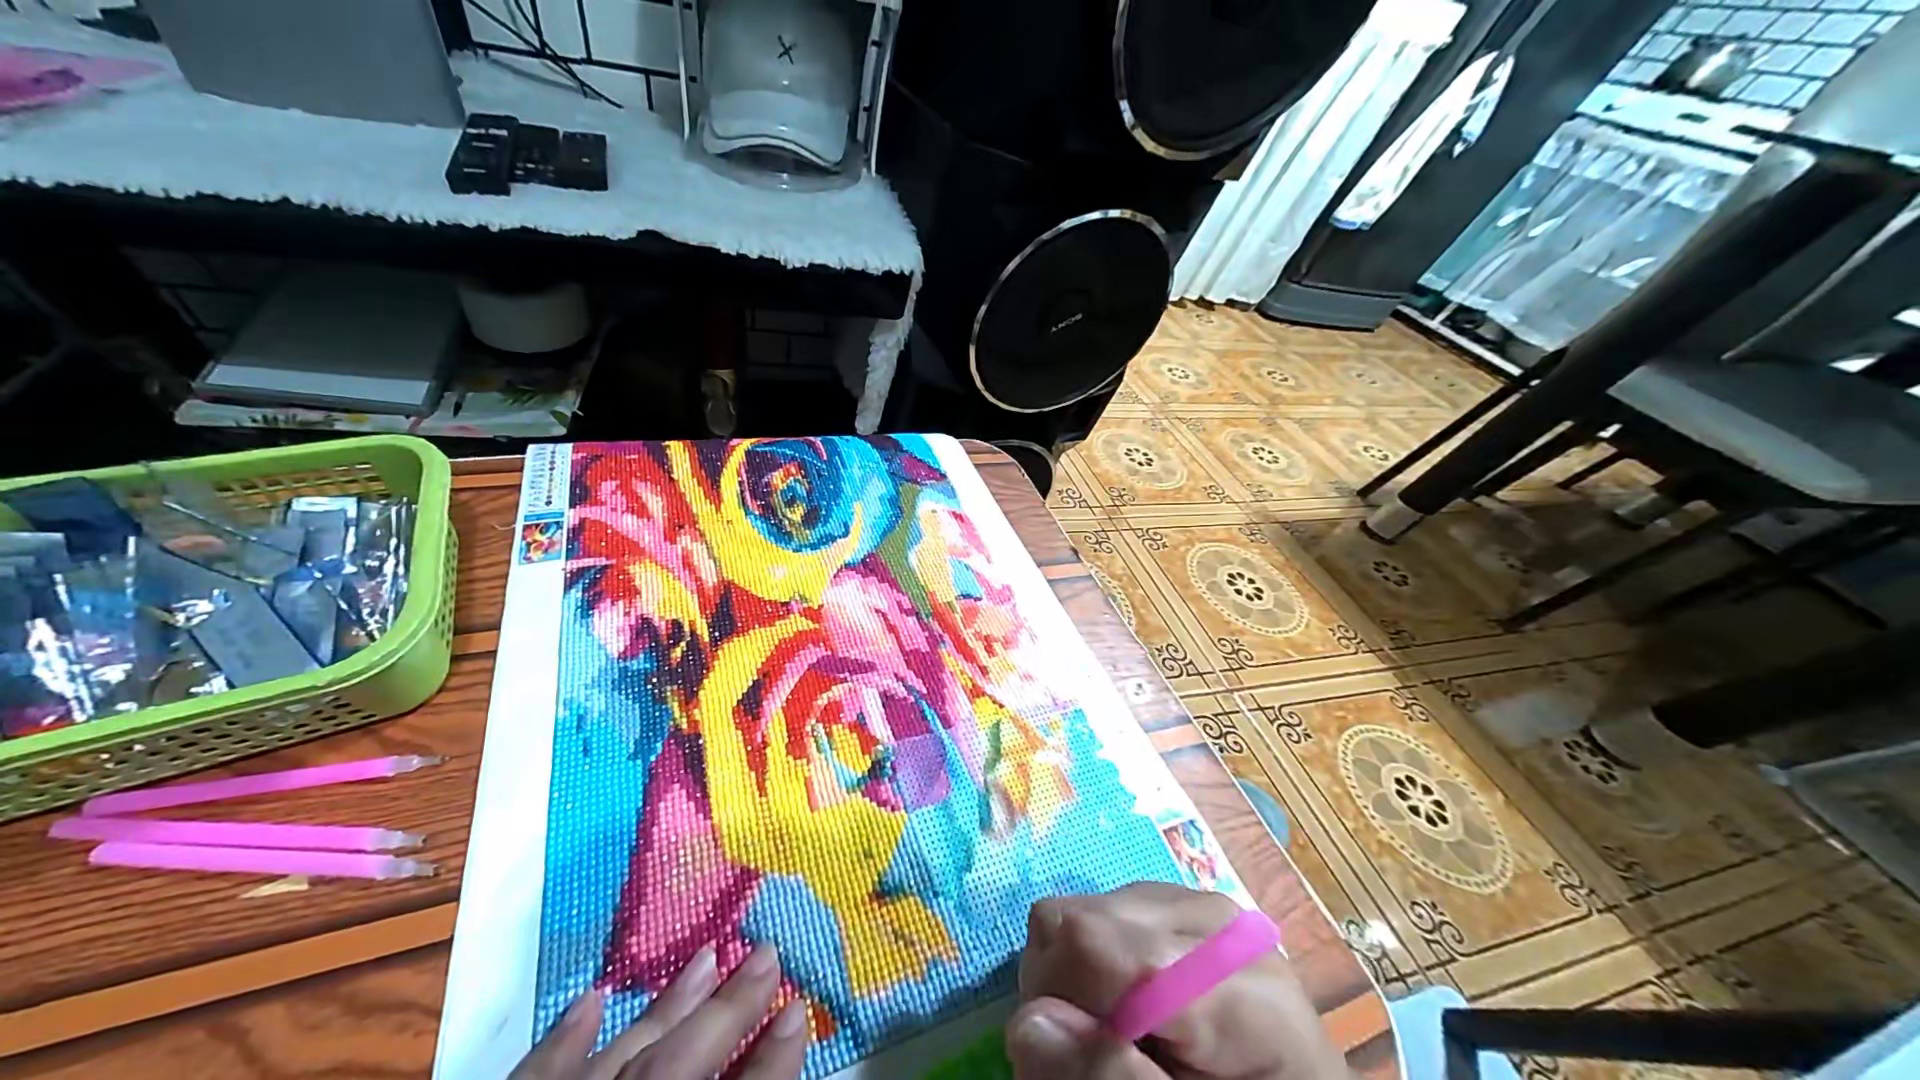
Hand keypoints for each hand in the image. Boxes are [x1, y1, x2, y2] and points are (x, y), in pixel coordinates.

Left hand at [508, 942, 807, 1079]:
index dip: (774, 1058)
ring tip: (708, 955)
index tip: (801, 1008)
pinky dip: (565, 1037)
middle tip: (769, 951)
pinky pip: (540, 1071)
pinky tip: (592, 997)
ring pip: (624, 1051)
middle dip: (730, 1007)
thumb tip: (780, 1038)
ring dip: (668, 1005)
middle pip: (681, 1058)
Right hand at [1009, 883, 1349, 1079]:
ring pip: (1079, 910)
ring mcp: (1198, 904)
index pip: (1096, 946)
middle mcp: (1217, 923)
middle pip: (1079, 920)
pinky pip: (1099, 911)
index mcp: (1236, 984)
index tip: (1063, 1062)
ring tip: (1118, 1036)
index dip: (1056, 1002)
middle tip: (1091, 1057)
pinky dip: (1093, 962)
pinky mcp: (1180, 902)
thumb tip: (1027, 1023)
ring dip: (1073, 977)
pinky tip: (1132, 1008)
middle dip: (1059, 991)